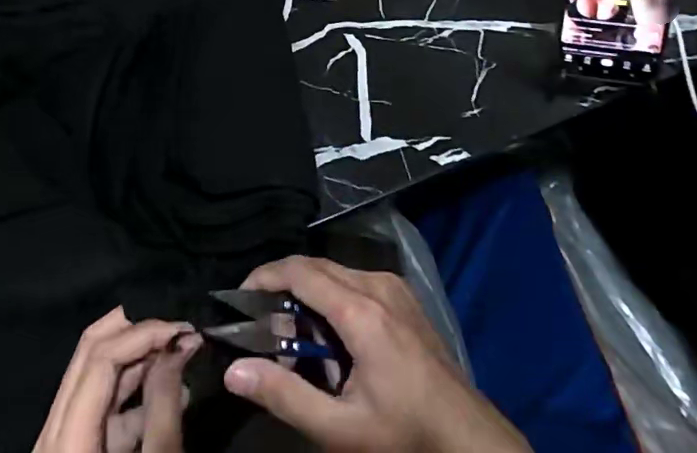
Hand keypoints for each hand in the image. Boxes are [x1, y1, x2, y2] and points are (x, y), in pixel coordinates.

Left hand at [33, 307, 200, 452]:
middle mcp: (53, 428)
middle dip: (141, 331)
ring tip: (183, 352)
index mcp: (66, 437)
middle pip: (91, 351)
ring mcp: (59, 435)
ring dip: (142, 356)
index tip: (185, 330)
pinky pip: (101, 401)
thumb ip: (165, 404)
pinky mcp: (71, 444)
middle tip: (181, 330)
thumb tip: (184, 344)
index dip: (145, 333)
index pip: (101, 358)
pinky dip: (135, 389)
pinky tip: (171, 390)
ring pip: (96, 373)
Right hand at [222, 257, 529, 452]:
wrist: (463, 431)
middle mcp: (377, 284)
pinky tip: (327, 336)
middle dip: (283, 286)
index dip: (265, 276)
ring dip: (308, 293)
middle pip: (317, 266)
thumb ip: (284, 395)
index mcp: (361, 310)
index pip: (301, 271)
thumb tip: (234, 370)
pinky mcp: (403, 295)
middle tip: (260, 324)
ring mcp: (394, 286)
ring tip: (291, 336)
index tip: (238, 296)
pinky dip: (332, 297)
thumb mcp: (338, 426)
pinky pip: (356, 281)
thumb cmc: (401, 431)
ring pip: (337, 272)